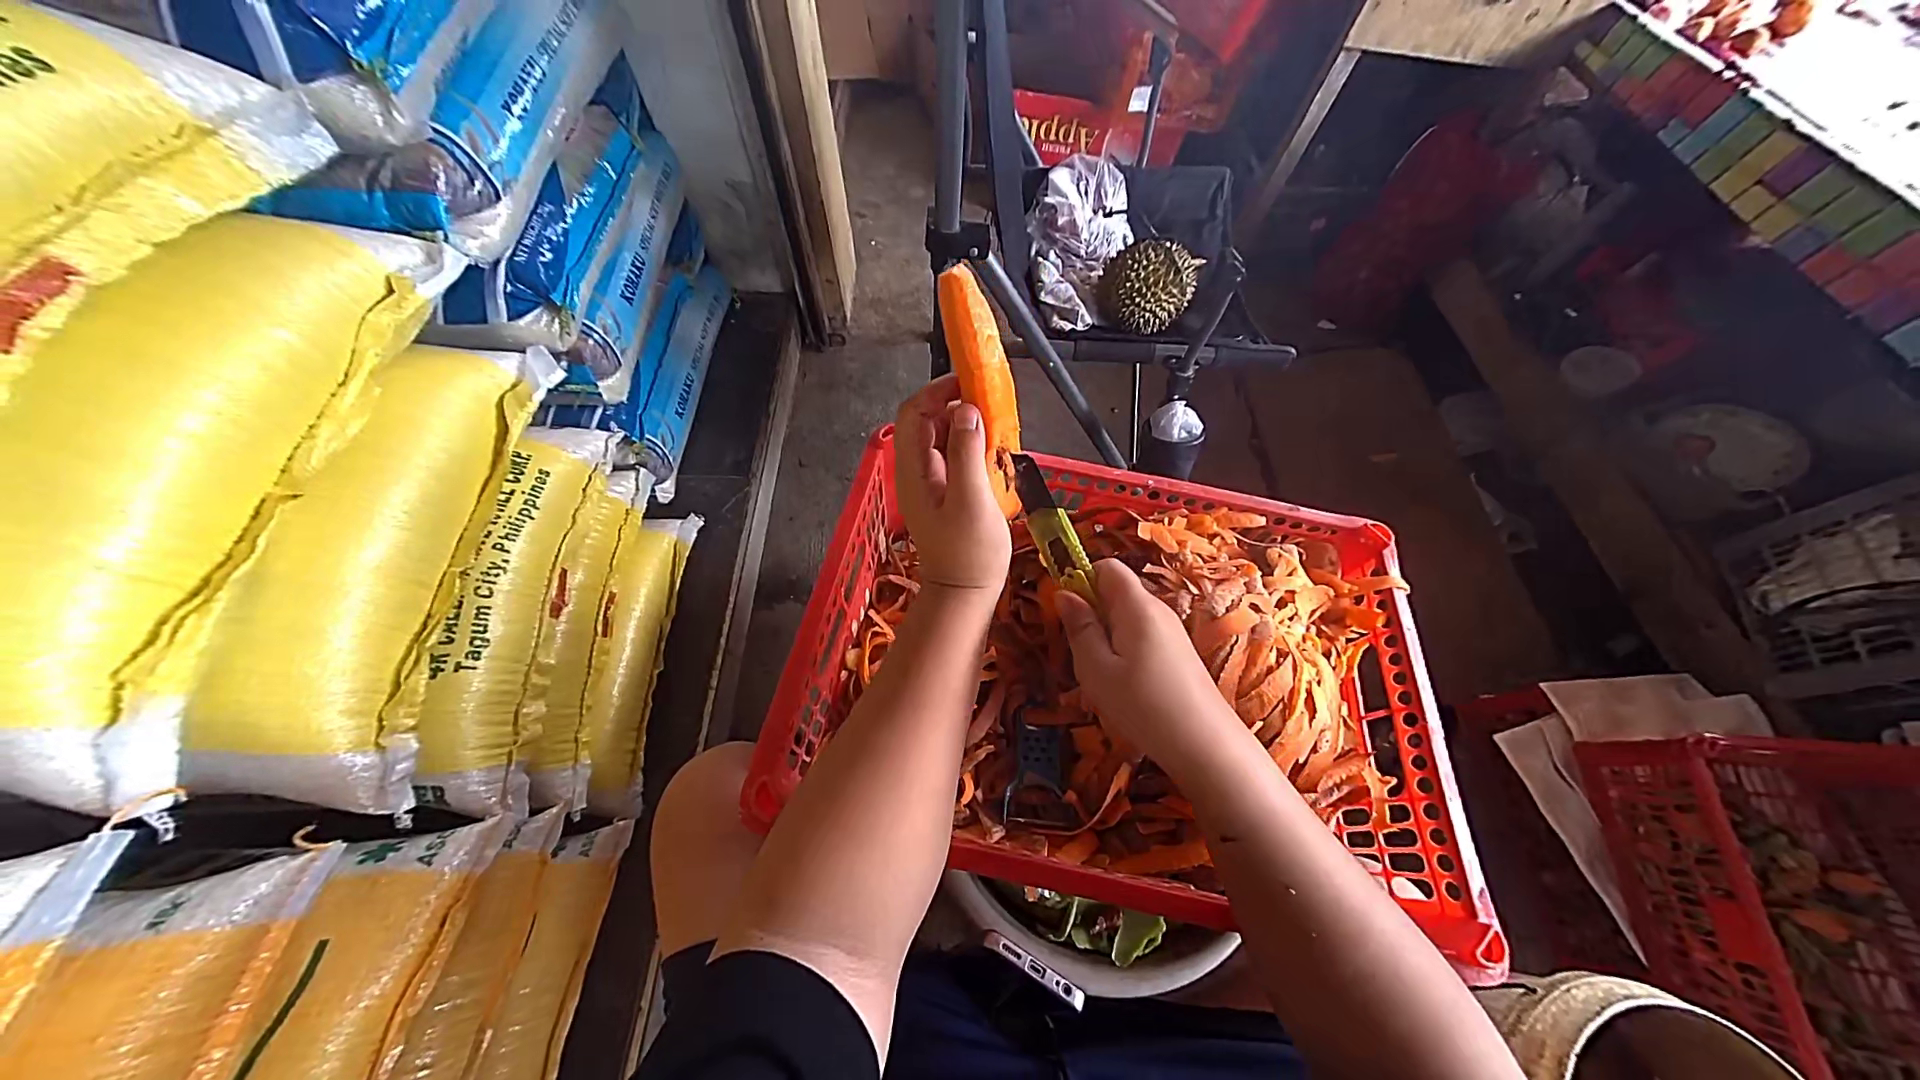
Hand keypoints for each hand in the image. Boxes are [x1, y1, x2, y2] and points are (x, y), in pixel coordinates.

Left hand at [894, 376, 1011, 592]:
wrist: (966, 594)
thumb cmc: (970, 552)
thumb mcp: (972, 499)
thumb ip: (966, 452)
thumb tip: (965, 409)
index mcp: (914, 471)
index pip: (913, 415)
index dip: (936, 392)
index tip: (970, 383)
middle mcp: (916, 472)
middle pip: (926, 423)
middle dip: (955, 406)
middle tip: (989, 405)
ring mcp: (930, 483)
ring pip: (941, 438)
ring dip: (965, 426)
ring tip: (995, 427)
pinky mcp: (945, 493)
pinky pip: (954, 457)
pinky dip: (971, 446)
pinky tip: (992, 452)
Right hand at [1054, 560, 1249, 773]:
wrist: (1206, 746)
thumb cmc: (1143, 706)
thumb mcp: (1096, 669)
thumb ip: (1079, 627)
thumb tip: (1064, 593)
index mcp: (1136, 606)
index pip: (1107, 566)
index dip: (1081, 578)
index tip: (1066, 611)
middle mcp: (1158, 610)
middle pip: (1116, 593)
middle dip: (1091, 616)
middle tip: (1082, 656)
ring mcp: (1171, 632)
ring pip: (1126, 620)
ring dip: (1106, 640)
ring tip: (1102, 680)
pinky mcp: (1178, 654)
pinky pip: (1141, 639)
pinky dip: (1124, 655)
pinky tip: (1125, 690)